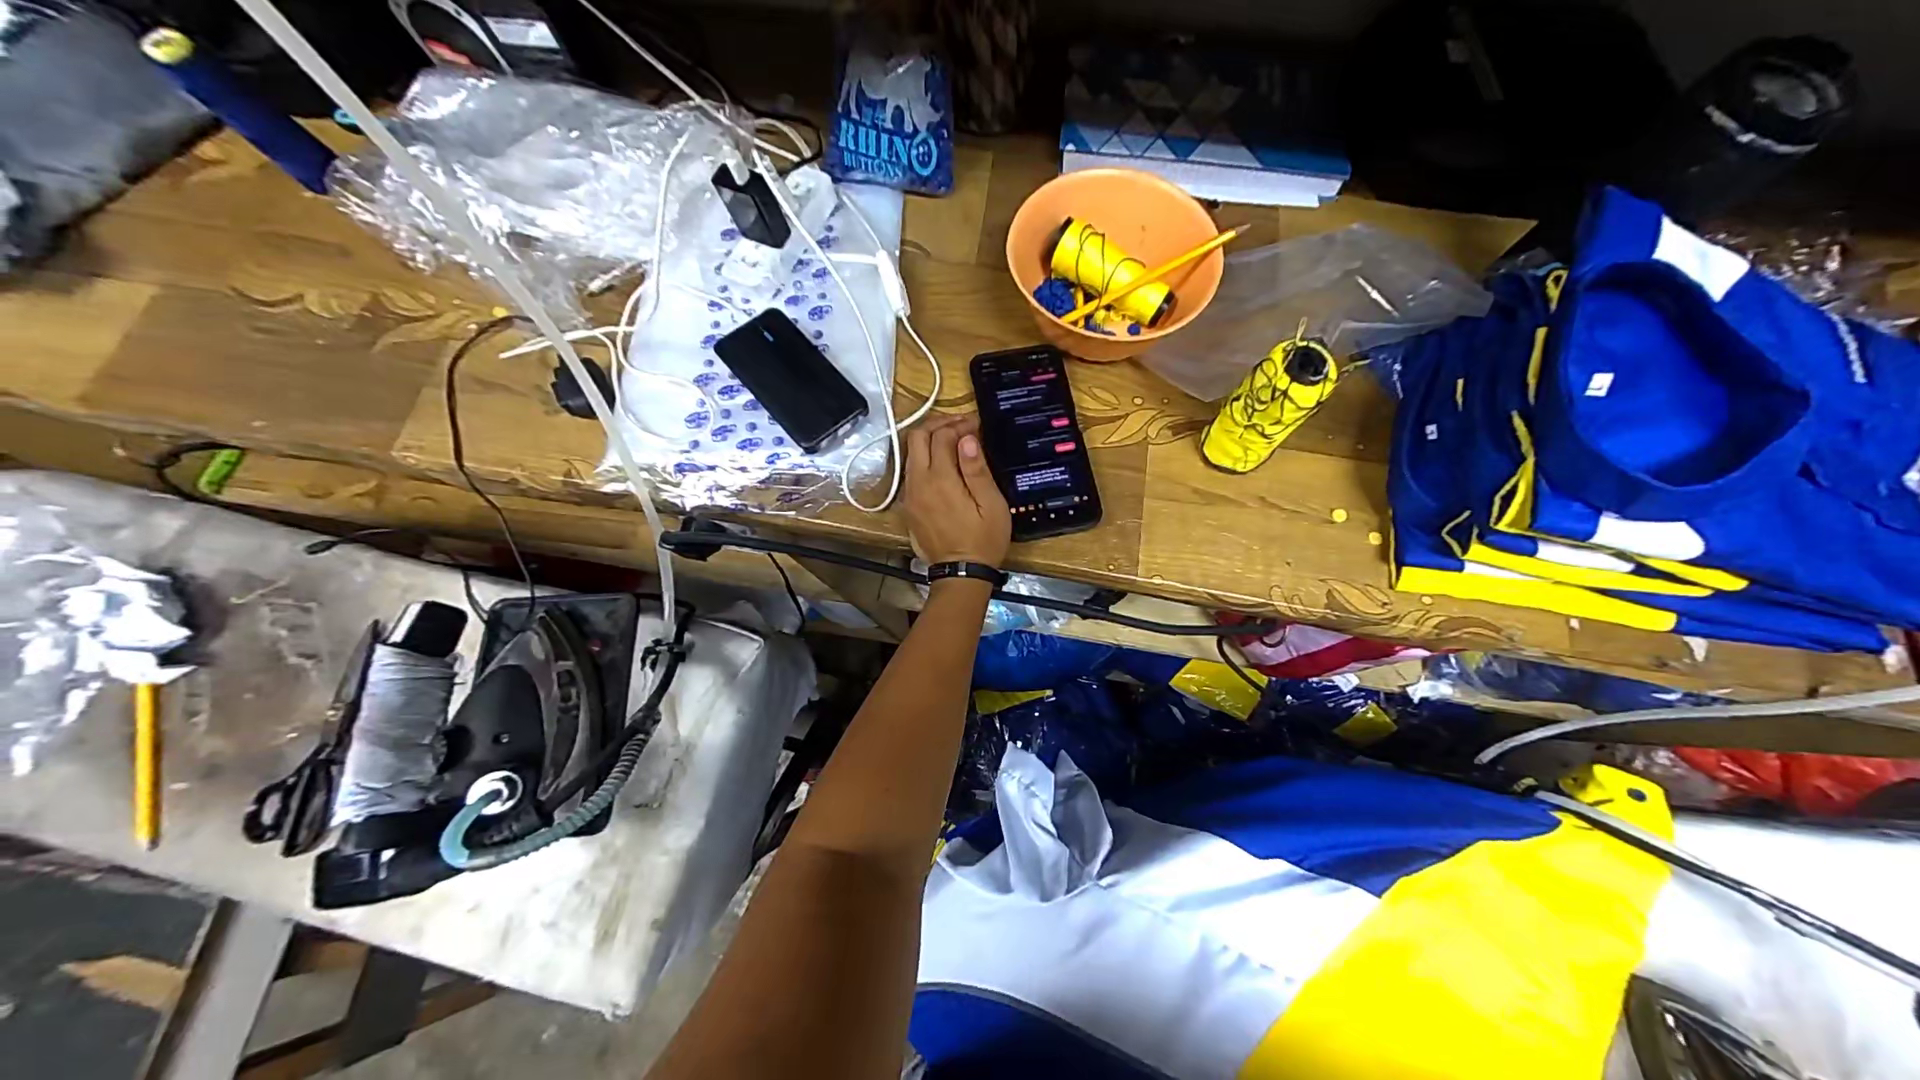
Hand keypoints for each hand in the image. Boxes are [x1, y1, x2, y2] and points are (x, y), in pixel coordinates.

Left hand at [903, 413, 1010, 567]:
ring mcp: (909, 494)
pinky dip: (924, 459)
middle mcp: (918, 482)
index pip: (942, 436)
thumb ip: (977, 469)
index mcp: (940, 479)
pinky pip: (911, 471)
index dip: (959, 424)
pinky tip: (943, 464)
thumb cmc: (983, 540)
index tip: (976, 425)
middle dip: (938, 424)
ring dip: (929, 440)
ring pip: (910, 453)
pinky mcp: (908, 506)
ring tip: (953, 441)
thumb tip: (967, 439)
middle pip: (917, 437)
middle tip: (961, 426)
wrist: (961, 573)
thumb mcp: (991, 504)